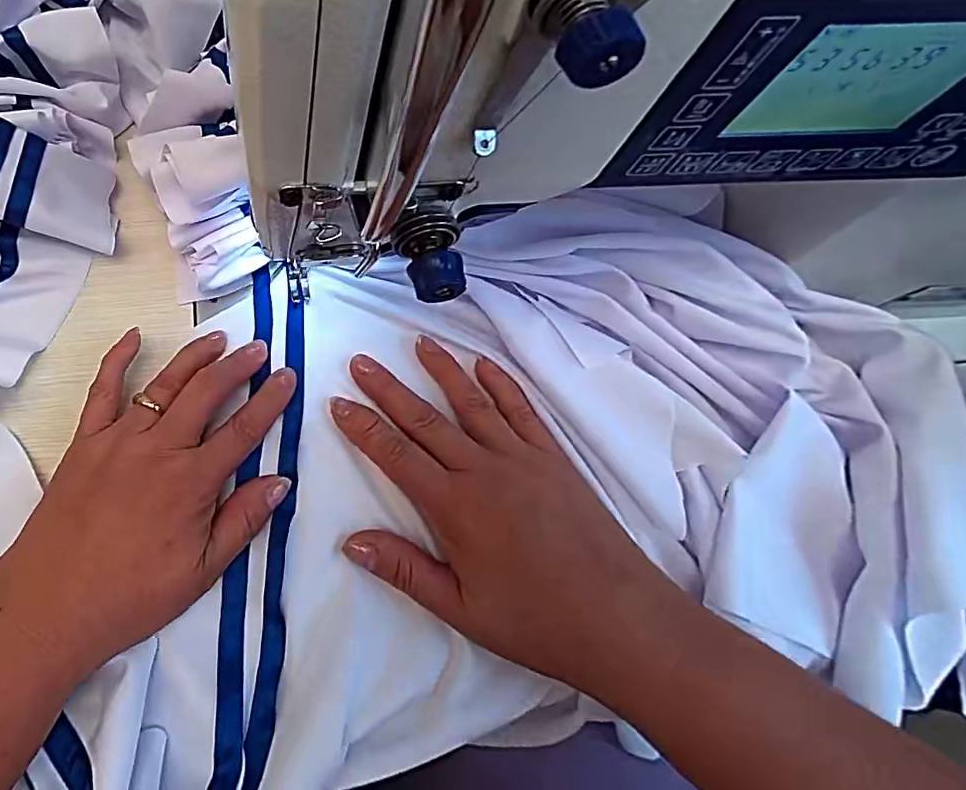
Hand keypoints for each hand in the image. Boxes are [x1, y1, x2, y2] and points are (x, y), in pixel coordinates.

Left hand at [0, 329, 296, 679]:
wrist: (53, 601)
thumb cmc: (130, 594)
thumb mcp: (201, 571)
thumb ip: (242, 521)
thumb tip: (279, 483)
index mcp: (191, 481)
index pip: (243, 429)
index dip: (270, 400)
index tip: (286, 377)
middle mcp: (159, 448)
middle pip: (207, 393)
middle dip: (237, 366)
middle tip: (258, 348)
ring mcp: (119, 438)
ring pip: (164, 383)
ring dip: (194, 357)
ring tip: (217, 339)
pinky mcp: (86, 439)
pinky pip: (104, 389)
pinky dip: (118, 358)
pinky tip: (133, 337)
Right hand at [328, 336, 695, 692]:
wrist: (627, 624)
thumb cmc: (538, 622)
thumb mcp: (460, 609)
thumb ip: (404, 570)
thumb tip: (351, 543)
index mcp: (455, 507)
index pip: (395, 455)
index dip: (363, 427)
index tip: (338, 402)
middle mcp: (483, 471)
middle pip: (424, 420)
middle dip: (387, 388)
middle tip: (361, 361)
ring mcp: (522, 459)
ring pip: (471, 404)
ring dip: (442, 370)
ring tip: (419, 342)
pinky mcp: (554, 459)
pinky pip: (522, 411)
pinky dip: (502, 385)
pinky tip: (485, 365)